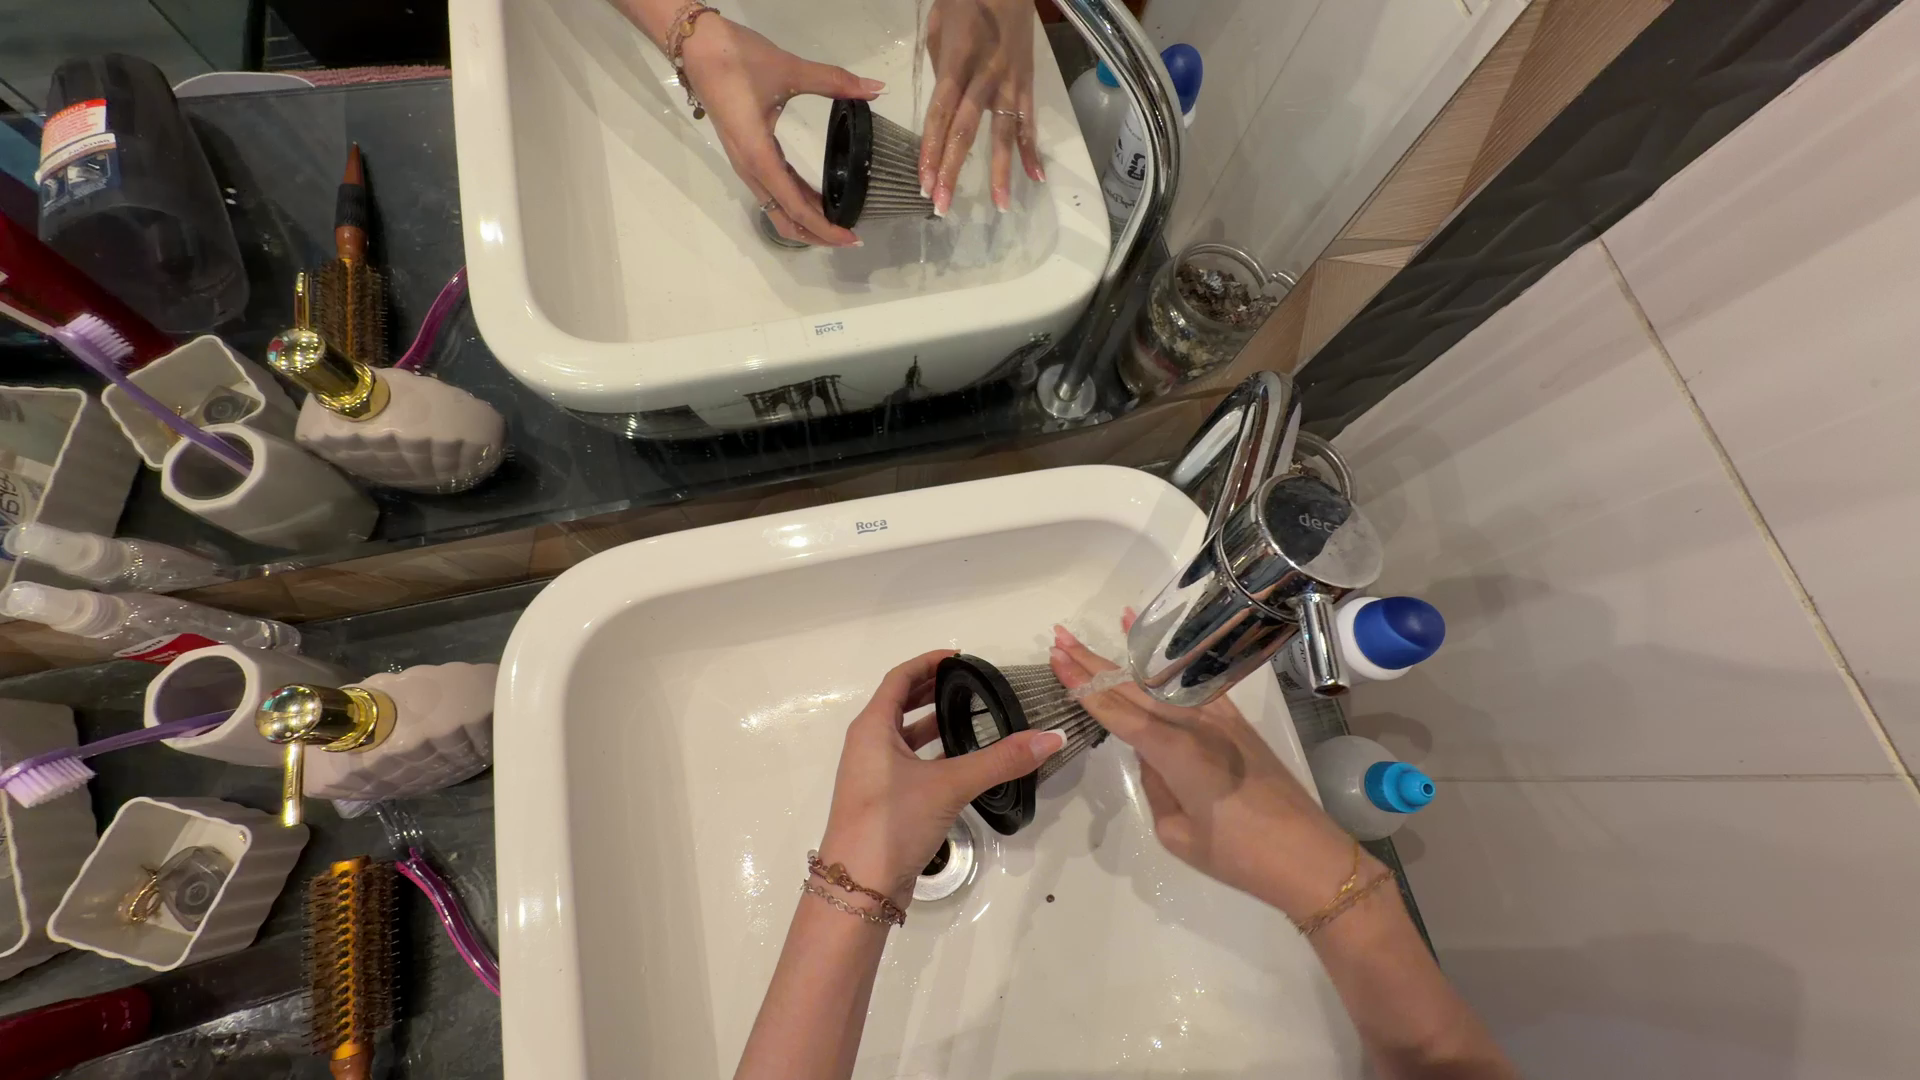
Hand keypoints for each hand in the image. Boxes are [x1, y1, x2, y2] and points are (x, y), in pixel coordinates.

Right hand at [680, 15, 882, 245]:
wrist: (694, 43)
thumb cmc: (735, 57)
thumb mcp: (788, 69)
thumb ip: (834, 80)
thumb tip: (875, 88)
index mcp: (759, 156)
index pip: (796, 207)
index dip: (824, 228)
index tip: (849, 238)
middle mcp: (751, 169)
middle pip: (786, 219)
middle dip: (817, 234)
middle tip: (849, 238)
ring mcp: (748, 165)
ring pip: (778, 209)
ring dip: (807, 221)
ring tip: (839, 223)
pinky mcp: (748, 157)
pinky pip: (775, 190)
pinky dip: (797, 203)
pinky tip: (819, 201)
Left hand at [819, 649, 1065, 906]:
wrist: (858, 889)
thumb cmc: (893, 821)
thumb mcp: (950, 785)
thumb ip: (1001, 760)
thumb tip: (1050, 737)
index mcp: (872, 727)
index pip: (900, 678)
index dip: (928, 662)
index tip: (960, 657)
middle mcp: (868, 744)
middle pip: (899, 703)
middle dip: (932, 689)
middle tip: (970, 683)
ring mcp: (874, 775)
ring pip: (905, 736)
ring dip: (933, 722)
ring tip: (972, 716)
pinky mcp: (884, 801)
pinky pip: (909, 762)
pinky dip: (932, 753)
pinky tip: (962, 760)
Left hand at [921, 0, 1044, 214]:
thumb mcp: (938, 23)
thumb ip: (938, 67)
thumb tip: (943, 105)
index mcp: (957, 60)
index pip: (940, 114)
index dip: (931, 150)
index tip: (924, 183)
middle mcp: (984, 76)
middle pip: (965, 131)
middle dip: (952, 170)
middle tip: (942, 205)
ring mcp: (1009, 82)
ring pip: (1003, 132)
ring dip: (1001, 172)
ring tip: (1000, 206)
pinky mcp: (1027, 83)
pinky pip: (1029, 121)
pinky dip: (1033, 149)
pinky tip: (1036, 177)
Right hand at [1048, 621, 1373, 920]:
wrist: (1308, 855)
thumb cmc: (1238, 854)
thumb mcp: (1176, 831)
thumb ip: (1155, 785)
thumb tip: (1154, 759)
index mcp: (1173, 750)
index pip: (1115, 711)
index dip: (1082, 685)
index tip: (1056, 660)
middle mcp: (1192, 723)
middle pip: (1130, 687)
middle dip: (1090, 664)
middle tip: (1059, 639)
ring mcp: (1215, 717)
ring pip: (1156, 680)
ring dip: (1119, 659)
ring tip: (1088, 639)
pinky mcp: (1233, 720)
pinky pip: (1192, 683)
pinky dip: (1171, 662)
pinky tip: (1159, 645)